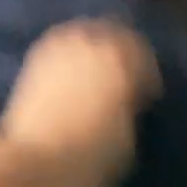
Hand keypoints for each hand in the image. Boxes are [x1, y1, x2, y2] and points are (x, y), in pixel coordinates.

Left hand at [0, 21, 161, 182]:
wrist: (38, 154)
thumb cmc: (91, 150)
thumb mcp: (127, 132)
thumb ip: (129, 100)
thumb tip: (126, 93)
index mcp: (121, 58)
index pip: (143, 52)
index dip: (147, 73)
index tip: (147, 92)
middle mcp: (92, 38)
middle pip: (114, 33)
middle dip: (120, 52)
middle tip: (122, 76)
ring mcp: (62, 40)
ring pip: (86, 32)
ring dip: (94, 47)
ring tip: (94, 70)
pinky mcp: (38, 49)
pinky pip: (62, 40)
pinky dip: (70, 51)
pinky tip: (70, 70)